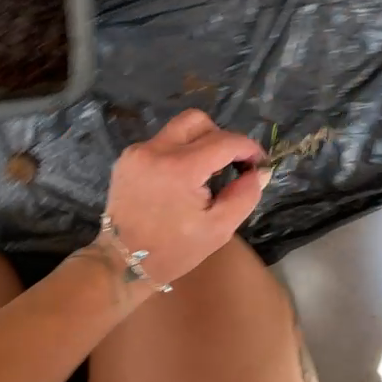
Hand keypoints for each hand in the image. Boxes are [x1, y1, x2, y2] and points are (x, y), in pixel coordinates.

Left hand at [103, 110, 267, 285]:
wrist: (122, 261)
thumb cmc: (173, 250)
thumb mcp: (218, 229)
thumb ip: (244, 195)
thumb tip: (259, 171)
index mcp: (180, 167)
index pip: (224, 141)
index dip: (247, 147)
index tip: (258, 161)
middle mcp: (155, 150)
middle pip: (197, 121)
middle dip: (219, 136)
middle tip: (229, 163)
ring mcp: (137, 152)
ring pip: (177, 129)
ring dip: (196, 144)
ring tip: (204, 175)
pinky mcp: (126, 159)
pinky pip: (159, 143)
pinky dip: (176, 153)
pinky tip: (178, 181)